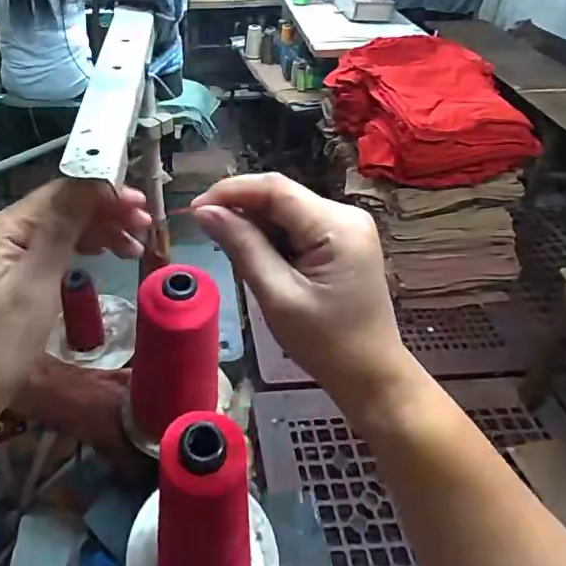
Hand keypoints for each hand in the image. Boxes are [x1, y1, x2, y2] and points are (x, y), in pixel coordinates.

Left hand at [0, 179, 150, 414]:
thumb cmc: (1, 342)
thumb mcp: (37, 284)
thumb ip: (63, 230)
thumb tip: (91, 183)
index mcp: (3, 228)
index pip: (60, 193)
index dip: (102, 191)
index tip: (140, 204)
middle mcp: (5, 232)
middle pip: (64, 207)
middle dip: (106, 211)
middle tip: (146, 225)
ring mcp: (11, 253)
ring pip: (64, 227)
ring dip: (101, 229)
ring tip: (135, 245)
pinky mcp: (18, 273)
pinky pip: (58, 247)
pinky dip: (86, 247)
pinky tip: (108, 252)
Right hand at [191, 174, 415, 409]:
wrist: (371, 376)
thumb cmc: (326, 343)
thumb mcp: (277, 296)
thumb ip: (242, 247)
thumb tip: (204, 212)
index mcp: (338, 226)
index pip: (275, 188)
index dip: (230, 191)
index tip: (195, 209)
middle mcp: (346, 214)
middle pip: (280, 195)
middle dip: (240, 207)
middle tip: (205, 230)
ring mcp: (347, 226)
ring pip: (285, 209)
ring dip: (253, 222)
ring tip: (228, 247)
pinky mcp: (342, 239)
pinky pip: (297, 224)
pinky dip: (271, 235)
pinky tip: (256, 255)